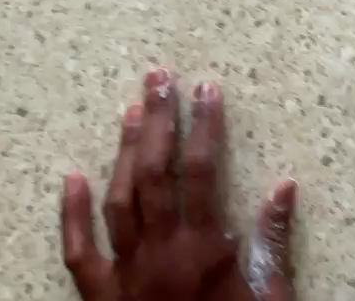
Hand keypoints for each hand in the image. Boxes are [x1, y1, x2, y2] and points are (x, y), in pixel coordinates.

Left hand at [61, 69, 297, 300]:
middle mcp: (160, 254)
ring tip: (132, 108)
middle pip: (156, 173)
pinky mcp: (99, 300)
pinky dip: (71, 215)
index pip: (201, 171)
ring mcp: (125, 276)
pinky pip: (78, 254)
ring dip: (125, 151)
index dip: (205, 126)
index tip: (207, 88)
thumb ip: (274, 242)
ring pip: (119, 200)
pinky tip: (70, 177)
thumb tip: (284, 185)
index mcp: (203, 250)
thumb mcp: (271, 299)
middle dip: (160, 120)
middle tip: (160, 77)